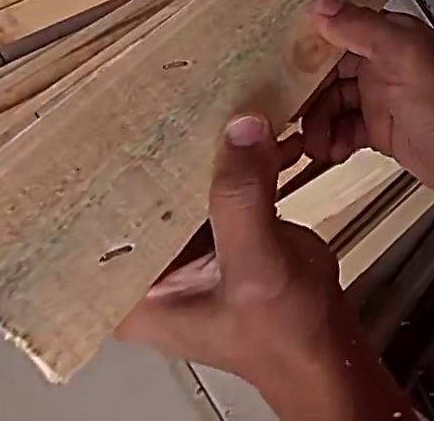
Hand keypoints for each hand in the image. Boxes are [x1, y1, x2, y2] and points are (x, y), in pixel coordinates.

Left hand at [115, 115, 364, 403]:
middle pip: (155, 188)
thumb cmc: (283, 332)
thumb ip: (243, 199)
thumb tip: (241, 129)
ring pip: (196, 178)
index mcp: (135, 289)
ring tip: (232, 101)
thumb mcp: (257, 267)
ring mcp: (194, 245)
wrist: (325, 342)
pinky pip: (232, 181)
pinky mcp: (227, 229)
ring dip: (220, 144)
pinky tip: (272, 134)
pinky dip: (253, 156)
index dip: (118, 165)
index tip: (133, 114)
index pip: (109, 215)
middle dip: (177, 143)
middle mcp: (156, 264)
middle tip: (187, 92)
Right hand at [301, 0, 433, 204]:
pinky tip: (332, 152)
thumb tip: (322, 3)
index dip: (305, 48)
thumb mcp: (402, 57)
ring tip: (313, 144)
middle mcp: (382, 63)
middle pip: (326, 72)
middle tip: (284, 118)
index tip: (273, 66)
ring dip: (316, 123)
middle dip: (304, 94)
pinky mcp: (382, 129)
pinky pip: (344, 129)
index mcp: (388, 38)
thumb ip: (361, 28)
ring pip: (331, 104)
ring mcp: (381, 97)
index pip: (335, 33)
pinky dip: (333, 140)